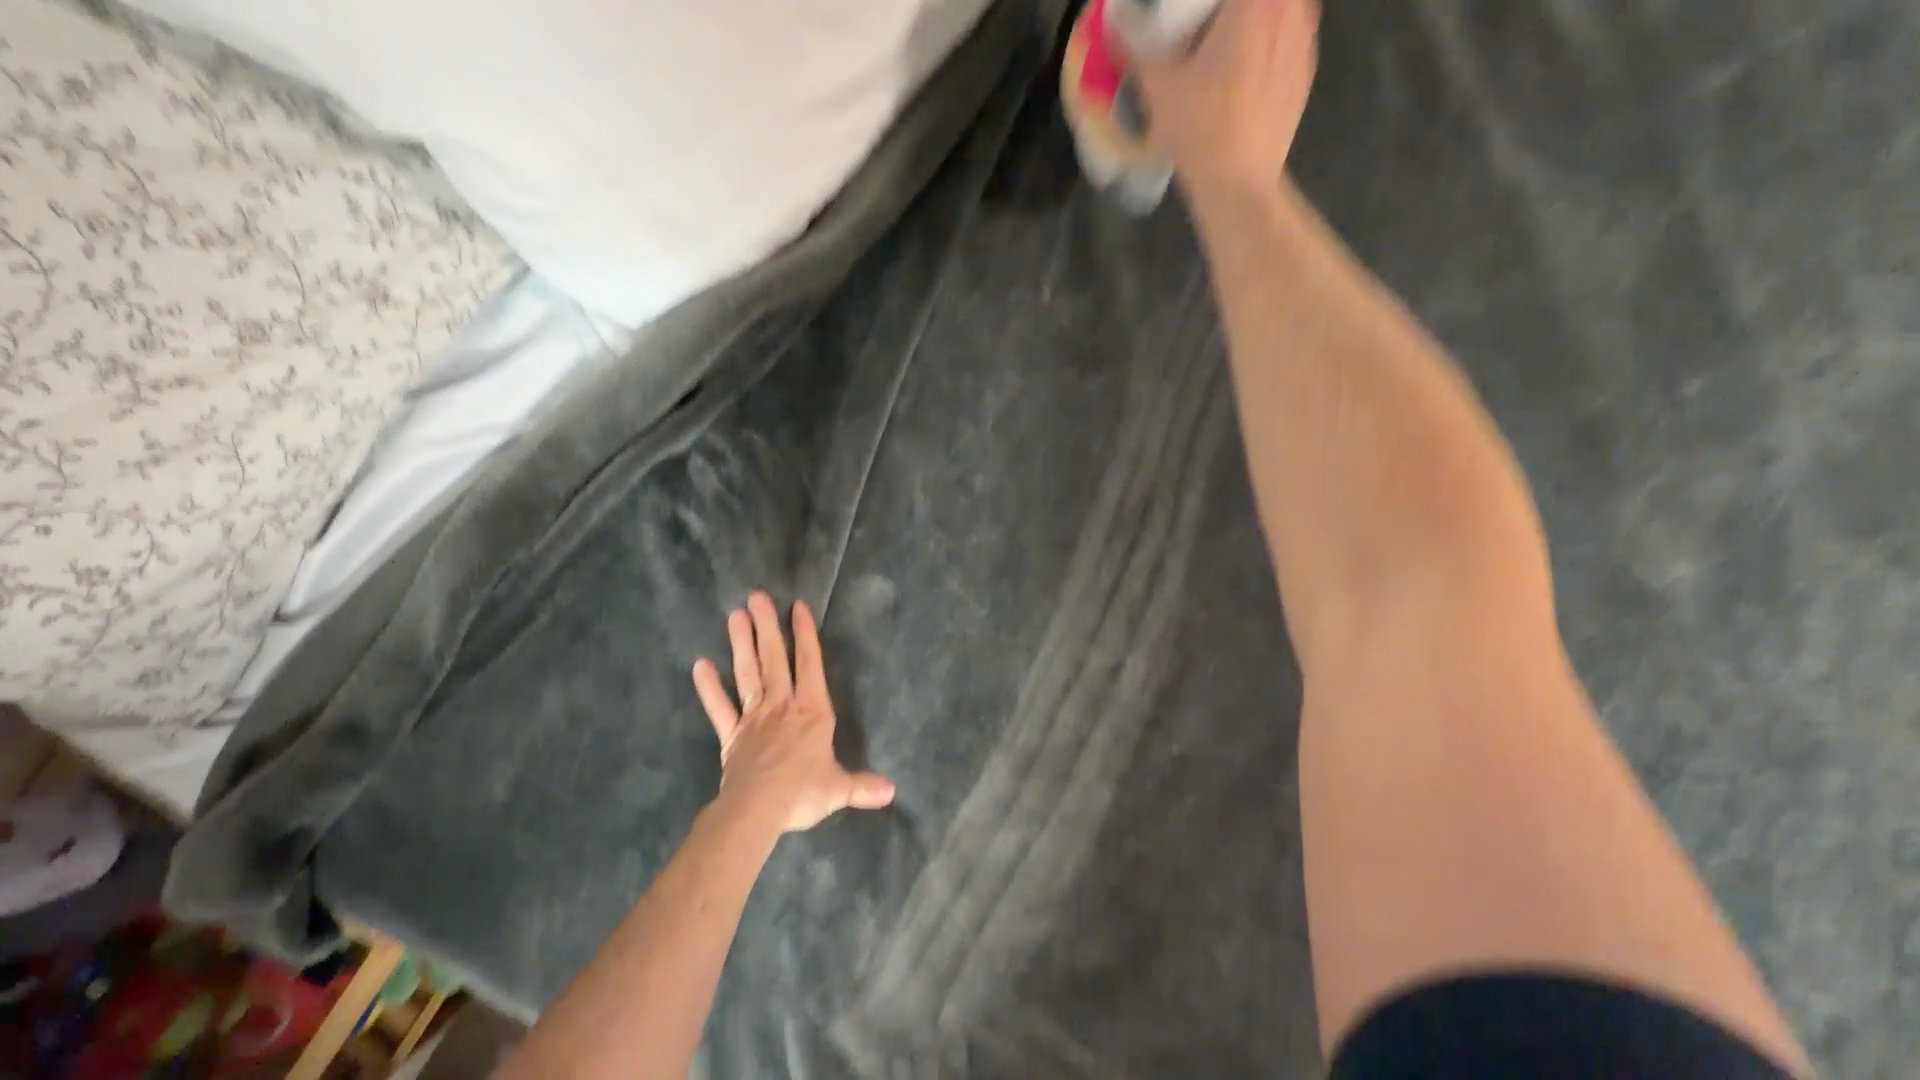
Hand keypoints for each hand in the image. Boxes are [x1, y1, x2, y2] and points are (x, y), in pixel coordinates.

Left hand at [691, 592, 894, 832]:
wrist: (757, 808)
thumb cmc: (803, 793)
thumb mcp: (839, 789)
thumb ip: (862, 786)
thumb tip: (890, 791)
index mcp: (812, 712)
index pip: (810, 665)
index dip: (805, 635)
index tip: (797, 606)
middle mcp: (782, 706)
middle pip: (774, 660)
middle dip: (767, 627)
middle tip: (757, 596)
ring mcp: (754, 718)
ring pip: (748, 674)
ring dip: (741, 644)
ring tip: (734, 615)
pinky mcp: (731, 735)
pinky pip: (719, 708)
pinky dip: (709, 688)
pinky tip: (700, 665)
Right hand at [1129, 0, 1319, 193]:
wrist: (1238, 183)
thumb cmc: (1198, 129)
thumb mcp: (1157, 88)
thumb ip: (1136, 49)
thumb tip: (1118, 29)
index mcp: (1250, 8)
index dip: (1210, 2)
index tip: (1198, 10)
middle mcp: (1287, 16)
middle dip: (1239, 7)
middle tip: (1215, 18)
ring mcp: (1303, 45)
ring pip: (1289, 9)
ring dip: (1264, 15)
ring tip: (1232, 38)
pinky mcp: (1306, 75)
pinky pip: (1295, 38)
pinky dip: (1276, 40)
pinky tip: (1250, 67)